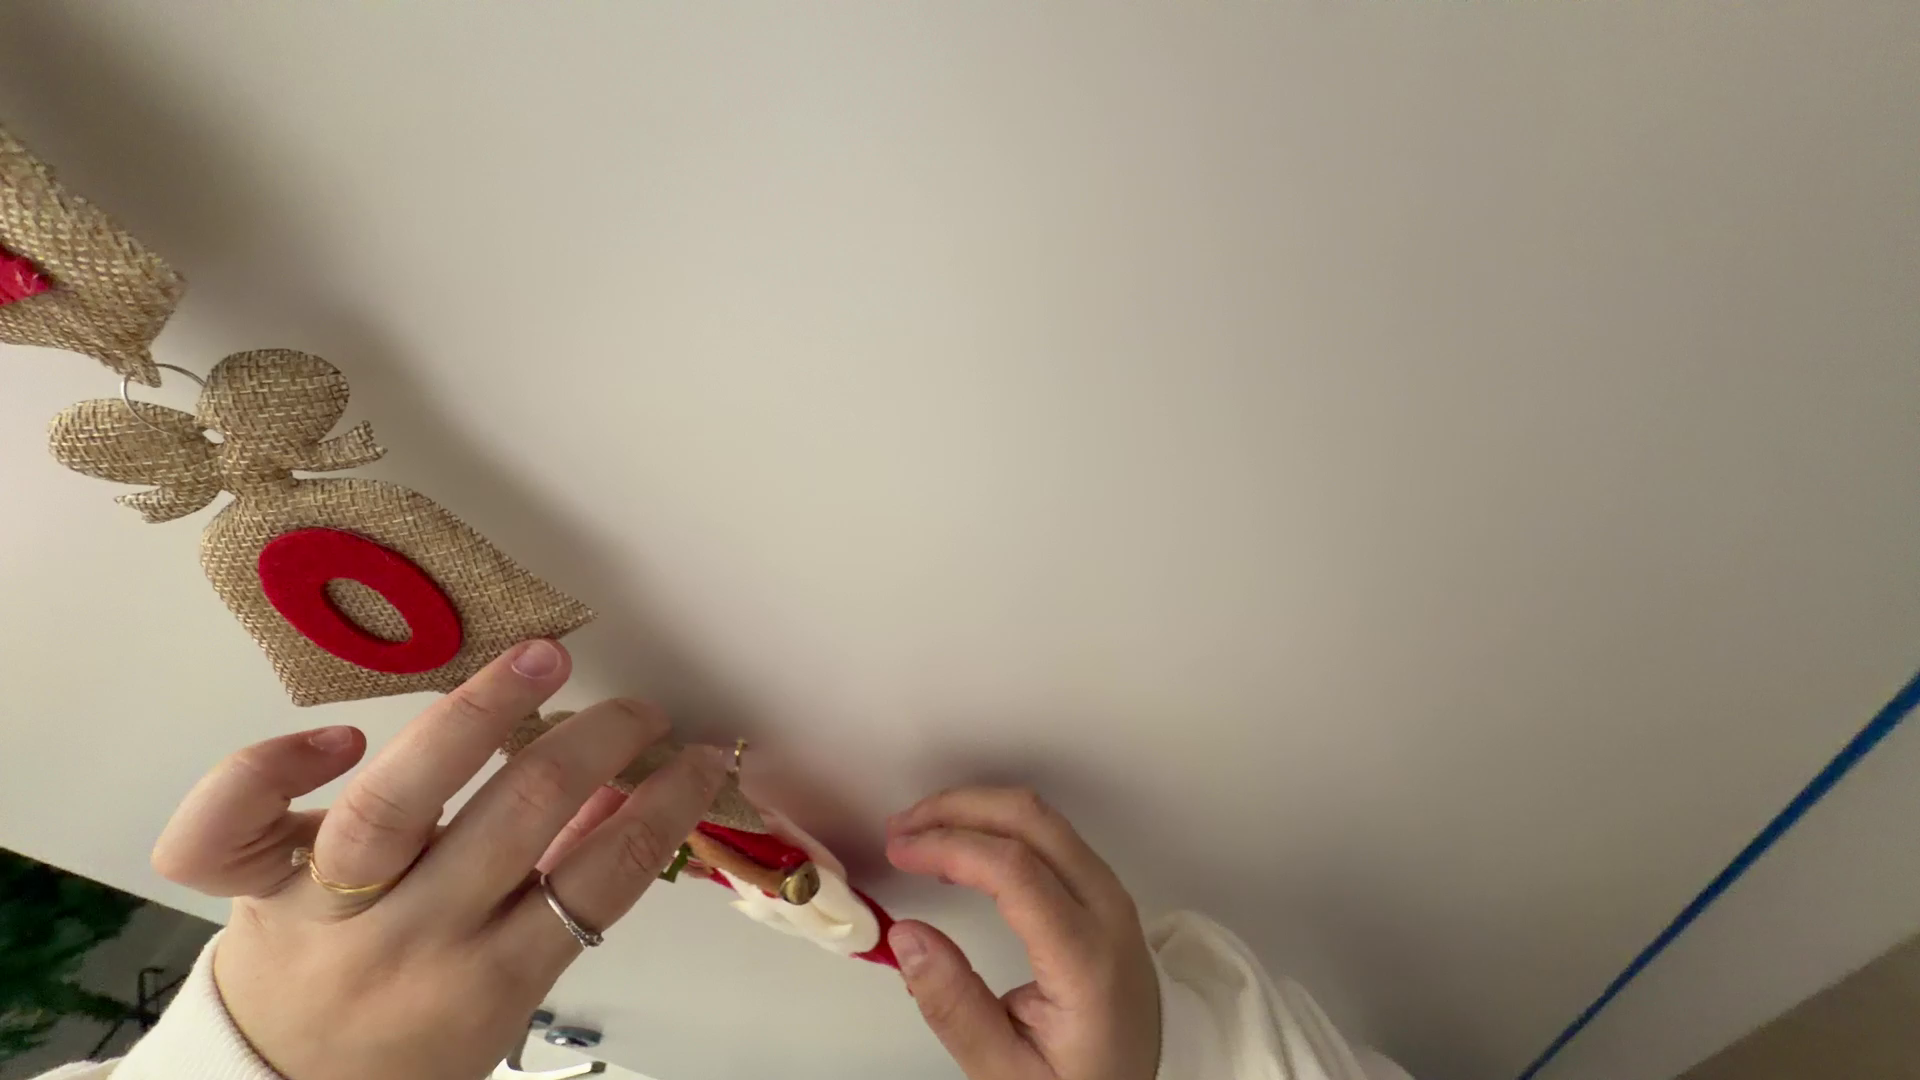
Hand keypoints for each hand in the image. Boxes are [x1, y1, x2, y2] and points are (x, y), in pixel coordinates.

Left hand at [150, 640, 728, 1079]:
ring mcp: (323, 911)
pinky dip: (270, 771)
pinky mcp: (246, 890)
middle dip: (602, 739)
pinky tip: (341, 738)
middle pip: (524, 810)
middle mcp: (412, 938)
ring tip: (545, 658)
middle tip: (640, 711)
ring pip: (395, 799)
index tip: (702, 756)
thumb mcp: (515, 992)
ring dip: (482, 711)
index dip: (672, 801)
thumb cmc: (417, 1044)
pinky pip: (220, 835)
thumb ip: (573, 886)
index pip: (608, 869)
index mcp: (490, 979)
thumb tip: (631, 790)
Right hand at [885, 788, 1160, 1079]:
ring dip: (972, 808)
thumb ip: (956, 1008)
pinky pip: (1044, 828)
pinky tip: (958, 842)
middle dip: (955, 809)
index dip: (951, 847)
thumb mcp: (1010, 1075)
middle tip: (902, 829)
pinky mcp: (1097, 881)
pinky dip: (993, 821)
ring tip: (919, 831)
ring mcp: (1105, 887)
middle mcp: (1105, 906)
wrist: (1149, 1075)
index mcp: (1087, 959)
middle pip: (1029, 819)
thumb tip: (905, 936)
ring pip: (1037, 813)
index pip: (1016, 871)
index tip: (901, 851)